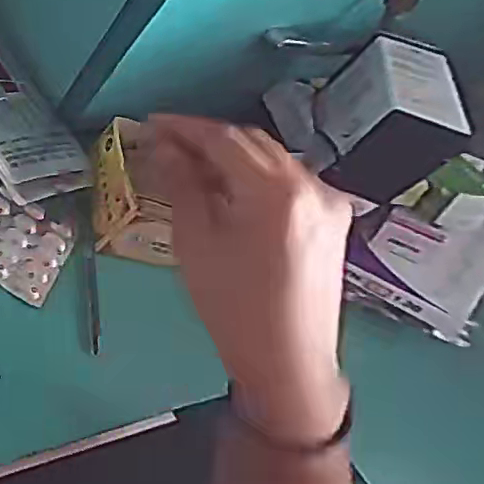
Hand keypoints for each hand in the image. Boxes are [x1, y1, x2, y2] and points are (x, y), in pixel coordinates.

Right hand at [145, 115, 352, 445]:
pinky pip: (285, 178)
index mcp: (276, 192)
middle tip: (165, 141)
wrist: (287, 360)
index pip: (223, 139)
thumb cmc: (232, 305)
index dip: (183, 127)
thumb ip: (181, 183)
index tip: (152, 123)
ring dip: (228, 153)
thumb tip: (165, 147)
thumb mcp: (195, 239)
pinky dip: (251, 173)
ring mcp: (327, 202)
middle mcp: (311, 187)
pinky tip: (225, 185)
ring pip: (268, 157)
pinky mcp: (331, 218)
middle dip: (205, 137)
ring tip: (189, 162)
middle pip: (250, 141)